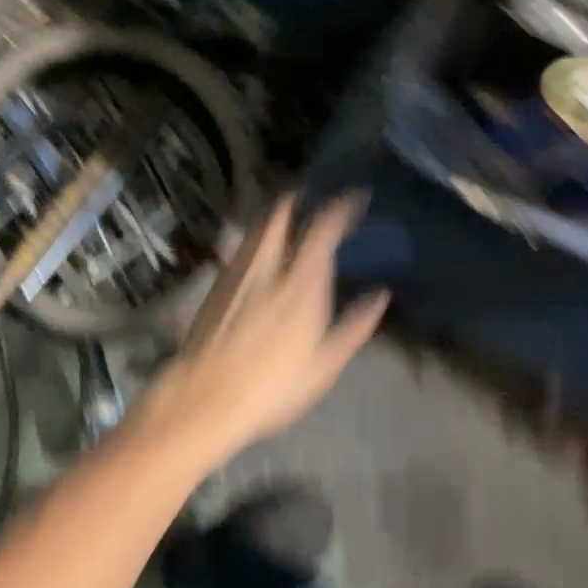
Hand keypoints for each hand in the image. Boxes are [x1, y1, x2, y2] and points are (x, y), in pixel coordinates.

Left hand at [117, 195, 388, 474]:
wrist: (207, 390)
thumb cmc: (273, 384)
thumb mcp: (324, 363)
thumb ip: (353, 325)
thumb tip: (380, 296)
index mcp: (298, 285)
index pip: (319, 232)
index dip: (337, 209)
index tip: (353, 197)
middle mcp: (264, 268)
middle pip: (276, 218)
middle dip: (294, 202)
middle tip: (311, 197)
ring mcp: (234, 272)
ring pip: (254, 231)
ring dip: (272, 218)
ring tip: (289, 216)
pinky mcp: (215, 283)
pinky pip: (239, 247)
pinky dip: (256, 238)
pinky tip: (262, 249)